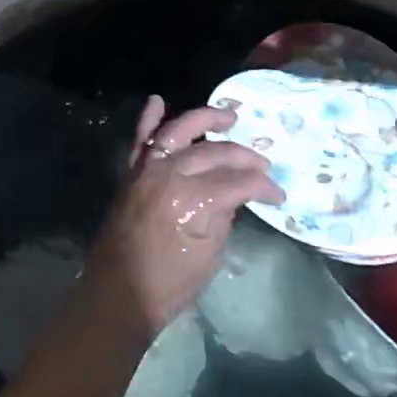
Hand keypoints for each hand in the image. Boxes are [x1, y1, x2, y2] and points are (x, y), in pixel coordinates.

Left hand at [85, 96, 285, 336]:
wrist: (118, 295)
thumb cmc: (169, 285)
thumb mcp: (210, 255)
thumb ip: (224, 215)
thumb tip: (233, 196)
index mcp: (193, 201)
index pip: (238, 182)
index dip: (263, 188)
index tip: (278, 196)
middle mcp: (169, 176)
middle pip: (214, 153)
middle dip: (244, 158)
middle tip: (262, 166)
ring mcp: (146, 171)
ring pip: (178, 131)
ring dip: (205, 118)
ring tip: (228, 116)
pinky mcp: (131, 176)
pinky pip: (140, 141)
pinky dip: (148, 120)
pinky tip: (157, 101)